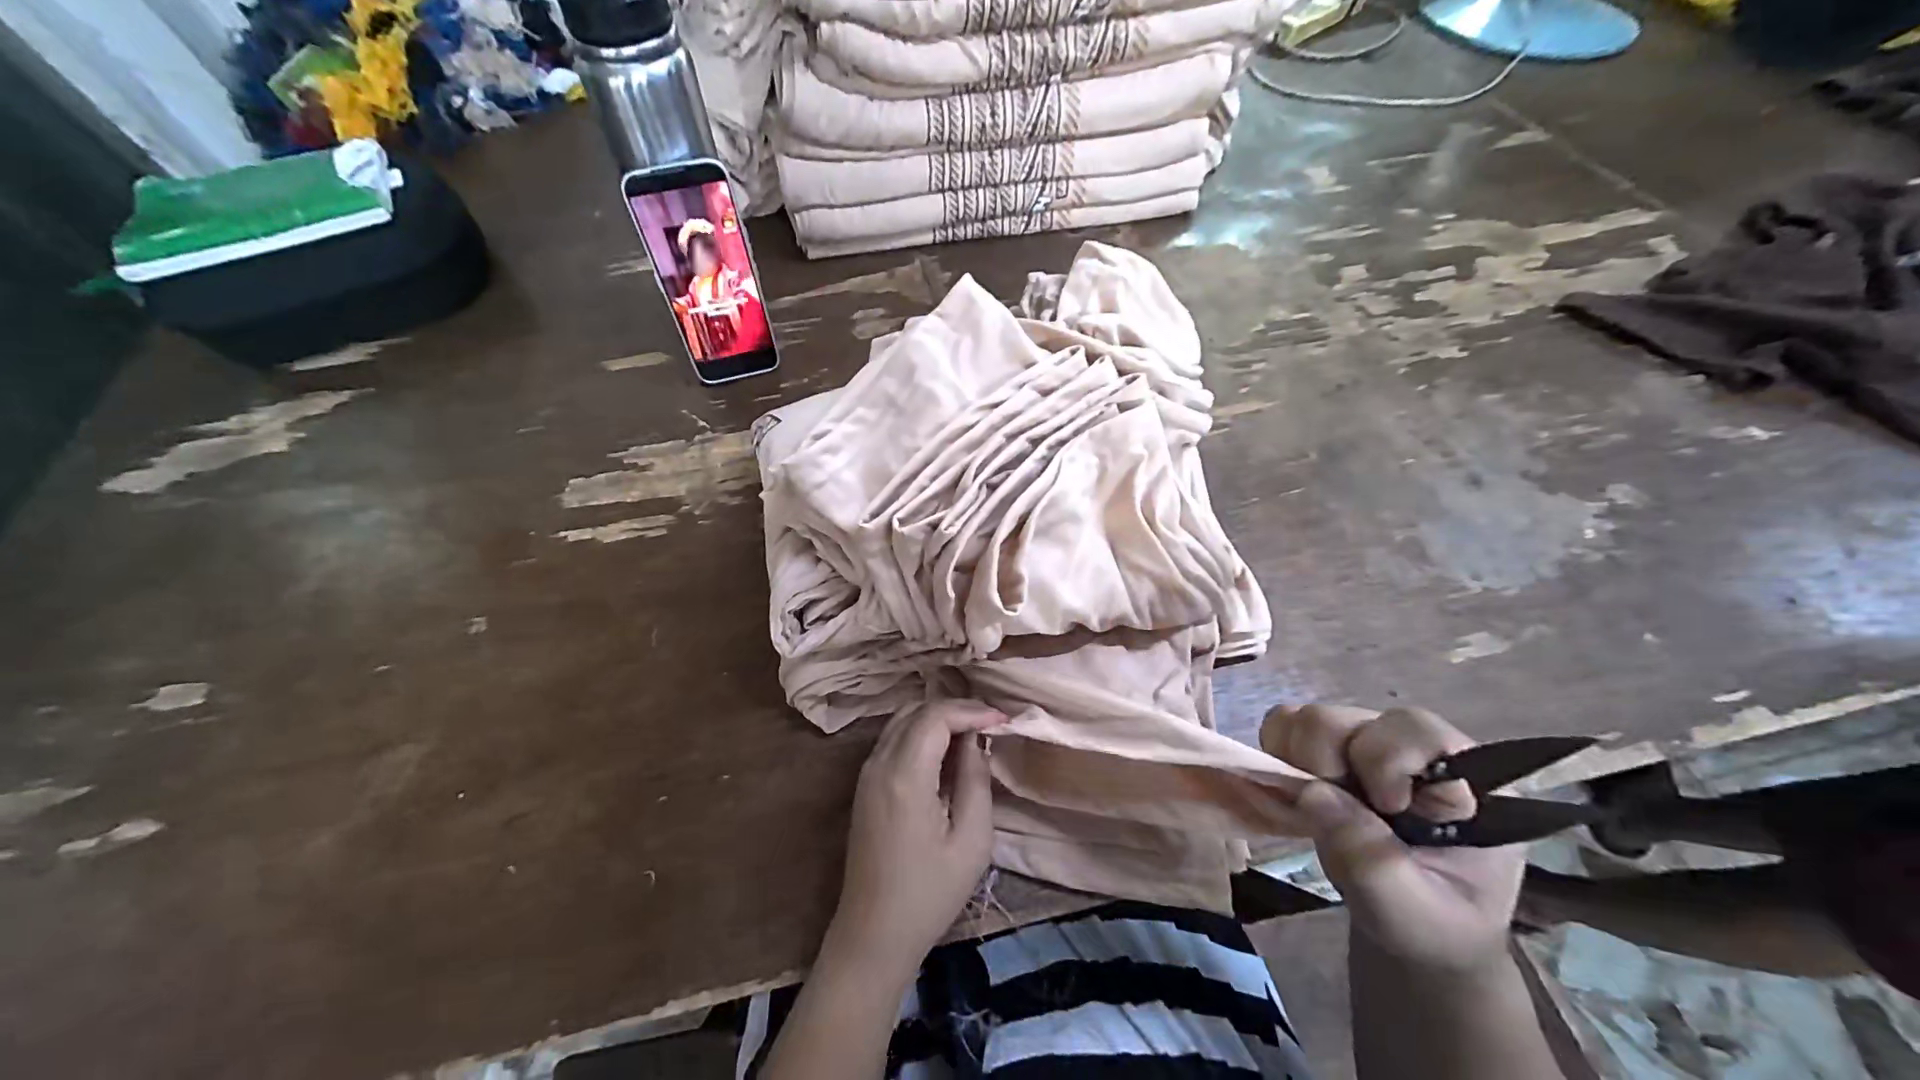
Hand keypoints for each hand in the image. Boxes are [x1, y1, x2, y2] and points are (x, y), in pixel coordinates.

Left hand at [826, 700, 1005, 977]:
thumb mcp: (971, 841)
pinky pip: (892, 740)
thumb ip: (975, 780)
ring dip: (936, 718)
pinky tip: (945, 751)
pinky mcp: (863, 786)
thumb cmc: (929, 894)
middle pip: (916, 711)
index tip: (1003, 720)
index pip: (936, 716)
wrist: (873, 934)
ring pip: (900, 721)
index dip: (971, 710)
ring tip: (972, 732)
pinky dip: (920, 732)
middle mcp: (878, 764)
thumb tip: (975, 741)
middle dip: (956, 709)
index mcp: (904, 775)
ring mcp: (865, 774)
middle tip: (991, 723)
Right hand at [1263, 704, 1523, 975]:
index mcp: (1465, 780)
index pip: (1419, 733)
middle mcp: (1413, 748)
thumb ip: (1367, 856)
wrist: (1414, 931)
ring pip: (1313, 718)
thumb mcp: (1409, 909)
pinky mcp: (1330, 747)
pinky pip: (1286, 724)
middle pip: (1353, 720)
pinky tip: (1295, 793)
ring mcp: (1367, 742)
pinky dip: (1277, 753)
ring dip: (1299, 761)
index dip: (1386, 762)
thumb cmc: (1429, 923)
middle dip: (1330, 765)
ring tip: (1315, 808)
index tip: (1387, 811)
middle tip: (1338, 815)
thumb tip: (1312, 791)